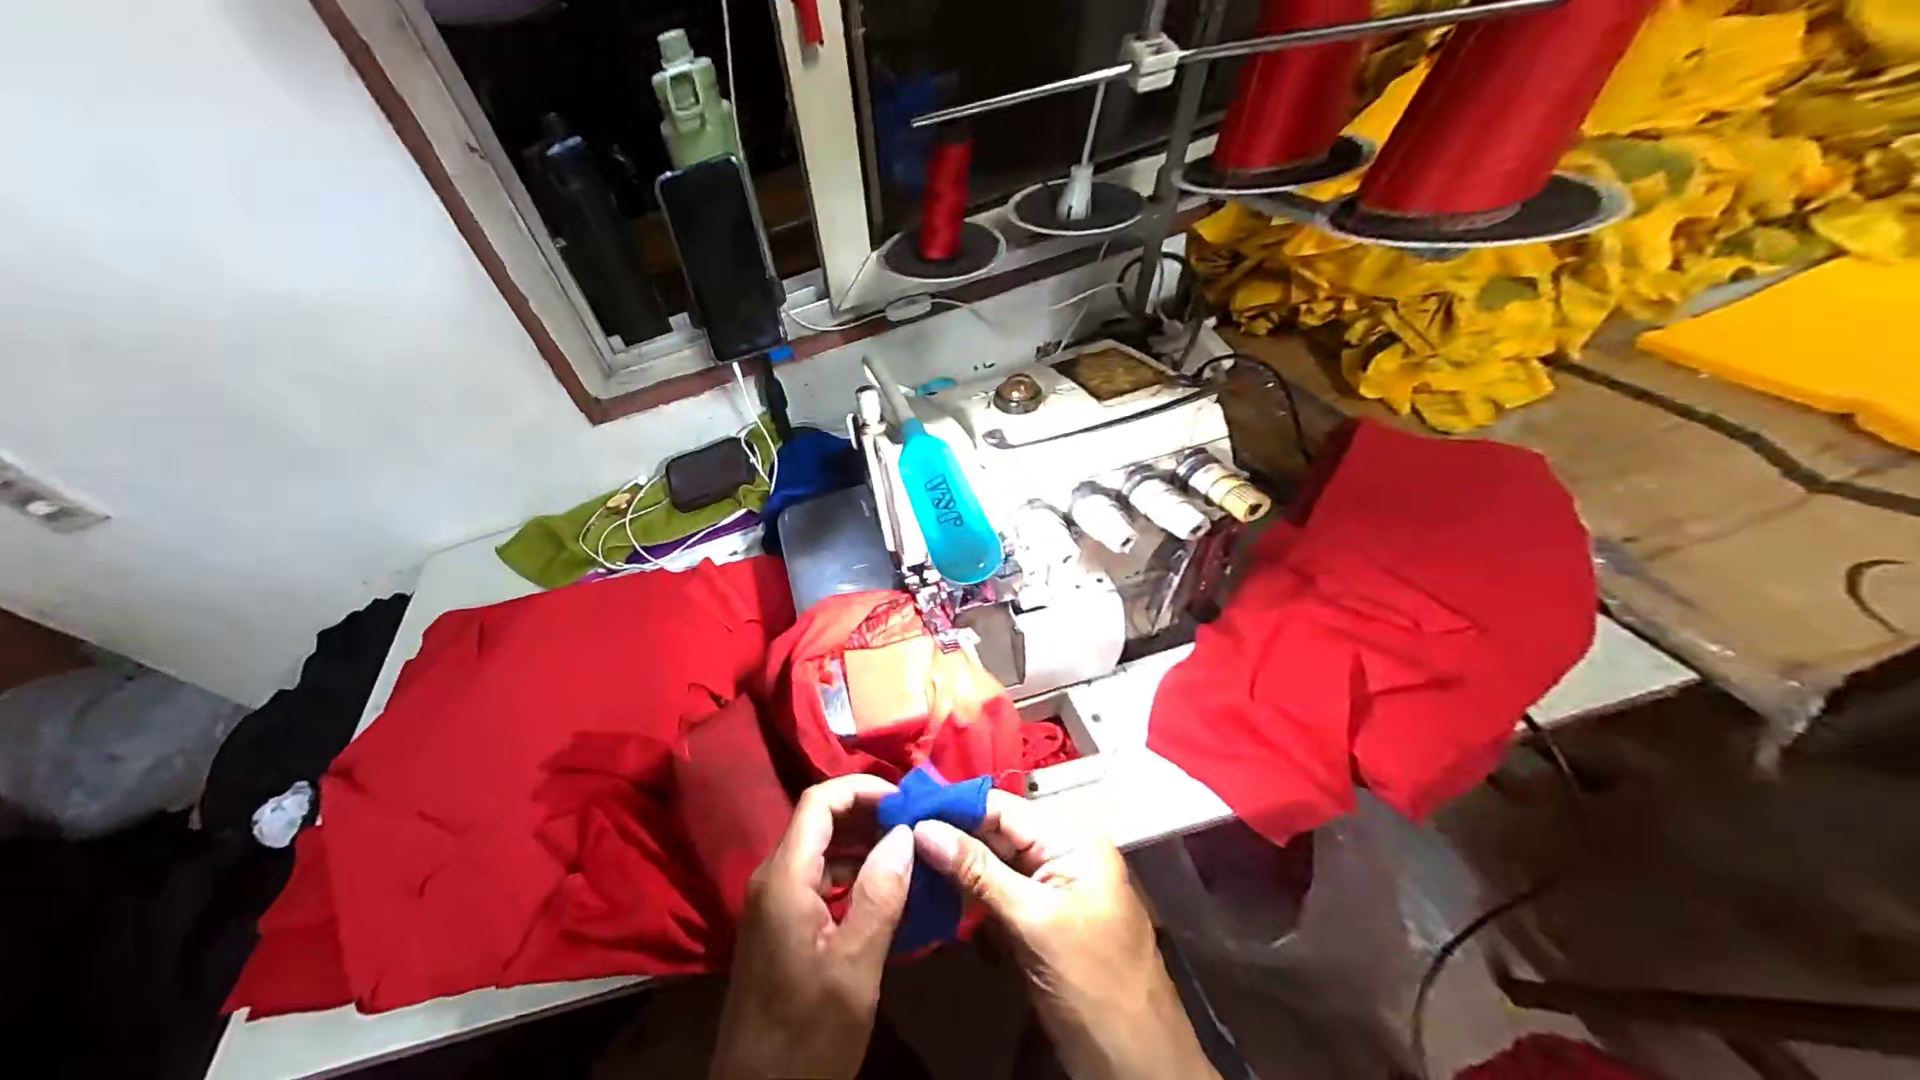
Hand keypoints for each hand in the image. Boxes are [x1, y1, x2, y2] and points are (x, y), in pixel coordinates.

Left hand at [710, 775, 913, 1079]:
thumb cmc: (807, 1035)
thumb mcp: (855, 967)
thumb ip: (881, 894)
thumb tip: (905, 834)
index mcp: (784, 879)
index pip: (819, 802)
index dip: (862, 789)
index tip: (906, 801)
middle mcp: (772, 879)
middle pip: (819, 819)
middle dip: (868, 812)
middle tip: (917, 823)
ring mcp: (773, 902)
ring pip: (820, 847)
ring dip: (863, 841)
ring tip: (910, 850)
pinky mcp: (780, 924)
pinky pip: (818, 877)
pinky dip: (852, 871)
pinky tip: (886, 887)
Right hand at [913, 792, 1220, 1079]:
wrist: (1138, 1064)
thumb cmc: (1092, 983)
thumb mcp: (1033, 922)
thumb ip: (978, 871)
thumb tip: (922, 828)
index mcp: (1071, 839)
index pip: (1001, 807)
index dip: (952, 807)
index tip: (901, 811)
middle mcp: (1062, 851)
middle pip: (995, 830)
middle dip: (949, 835)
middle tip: (894, 839)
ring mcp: (1051, 886)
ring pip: (993, 861)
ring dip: (954, 865)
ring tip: (903, 863)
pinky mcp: (1040, 917)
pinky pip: (999, 890)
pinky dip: (969, 892)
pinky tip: (932, 893)